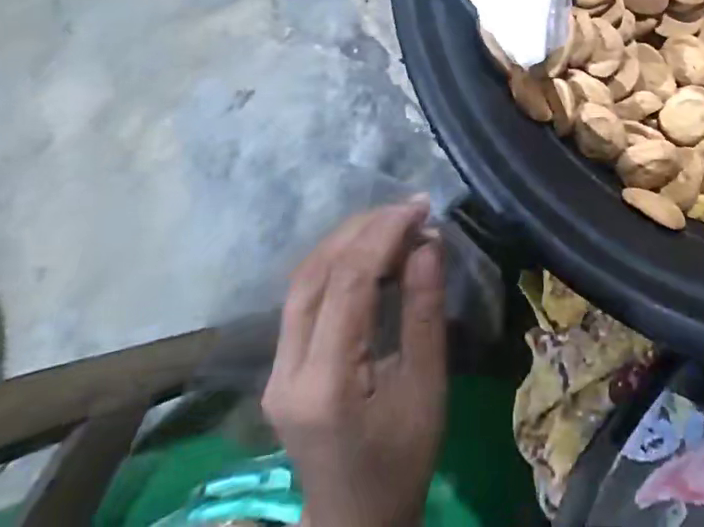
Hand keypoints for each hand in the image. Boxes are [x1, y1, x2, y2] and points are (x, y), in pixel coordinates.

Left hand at [262, 200, 446, 526]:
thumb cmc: (402, 461)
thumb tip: (428, 242)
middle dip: (363, 230)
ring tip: (391, 222)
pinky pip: (301, 299)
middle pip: (315, 273)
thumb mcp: (427, 387)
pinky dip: (335, 265)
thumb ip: (424, 311)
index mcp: (326, 382)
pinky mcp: (278, 366)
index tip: (420, 207)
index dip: (383, 235)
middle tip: (409, 208)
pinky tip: (366, 253)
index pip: (347, 283)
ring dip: (345, 242)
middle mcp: (286, 370)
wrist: (355, 521)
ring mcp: (274, 369)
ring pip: (302, 281)